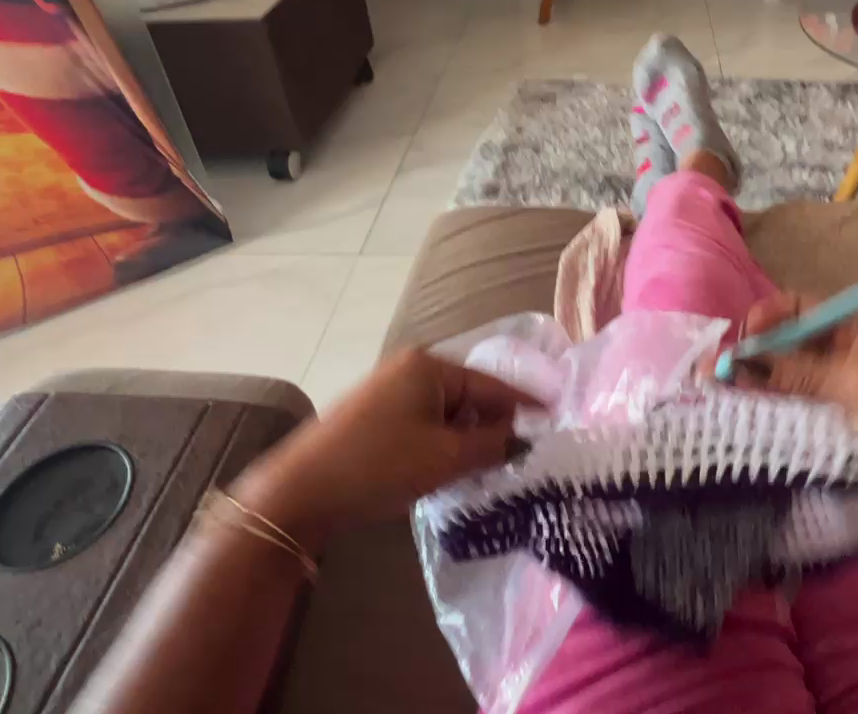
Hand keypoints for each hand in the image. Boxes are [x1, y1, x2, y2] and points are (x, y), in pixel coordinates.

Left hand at [232, 349, 541, 553]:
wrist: (299, 492)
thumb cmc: (378, 466)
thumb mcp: (445, 458)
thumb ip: (492, 444)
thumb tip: (523, 437)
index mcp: (428, 365)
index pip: (491, 383)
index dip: (525, 403)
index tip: (557, 416)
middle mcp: (409, 367)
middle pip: (468, 394)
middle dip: (492, 424)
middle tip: (518, 456)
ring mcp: (387, 389)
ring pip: (445, 411)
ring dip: (465, 437)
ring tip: (485, 468)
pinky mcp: (373, 414)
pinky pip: (423, 421)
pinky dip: (441, 441)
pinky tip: (447, 468)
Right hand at [733, 291, 857, 516]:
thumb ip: (798, 371)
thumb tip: (738, 363)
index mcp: (854, 327)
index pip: (797, 306)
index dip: (764, 316)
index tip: (739, 340)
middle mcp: (840, 352)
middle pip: (784, 344)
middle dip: (750, 356)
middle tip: (712, 374)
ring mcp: (837, 389)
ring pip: (784, 379)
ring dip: (754, 386)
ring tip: (719, 398)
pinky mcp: (835, 423)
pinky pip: (795, 411)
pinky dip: (771, 413)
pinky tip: (745, 420)